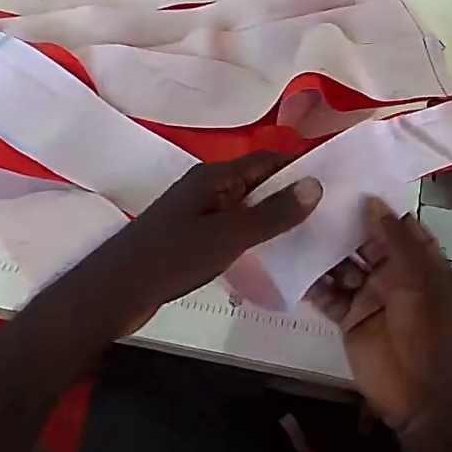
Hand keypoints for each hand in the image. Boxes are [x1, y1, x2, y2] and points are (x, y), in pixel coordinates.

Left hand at [62, 151, 321, 333]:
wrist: (115, 291)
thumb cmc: (171, 257)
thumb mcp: (228, 235)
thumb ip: (272, 213)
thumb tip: (316, 184)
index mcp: (213, 177)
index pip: (266, 160)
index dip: (300, 164)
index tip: (335, 176)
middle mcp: (206, 188)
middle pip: (257, 181)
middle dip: (292, 192)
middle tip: (332, 208)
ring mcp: (197, 213)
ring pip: (246, 207)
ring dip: (274, 215)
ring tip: (312, 230)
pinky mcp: (191, 237)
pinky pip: (232, 227)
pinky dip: (255, 234)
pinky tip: (273, 251)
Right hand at [308, 198, 451, 432]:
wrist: (424, 397)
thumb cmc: (431, 333)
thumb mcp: (419, 281)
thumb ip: (396, 241)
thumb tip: (373, 202)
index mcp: (420, 263)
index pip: (397, 226)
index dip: (376, 206)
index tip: (347, 180)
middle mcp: (394, 275)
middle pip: (365, 243)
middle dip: (342, 225)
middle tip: (308, 200)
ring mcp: (370, 297)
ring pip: (343, 267)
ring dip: (322, 252)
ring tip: (292, 227)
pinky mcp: (349, 319)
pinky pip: (328, 296)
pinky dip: (312, 284)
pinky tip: (289, 266)